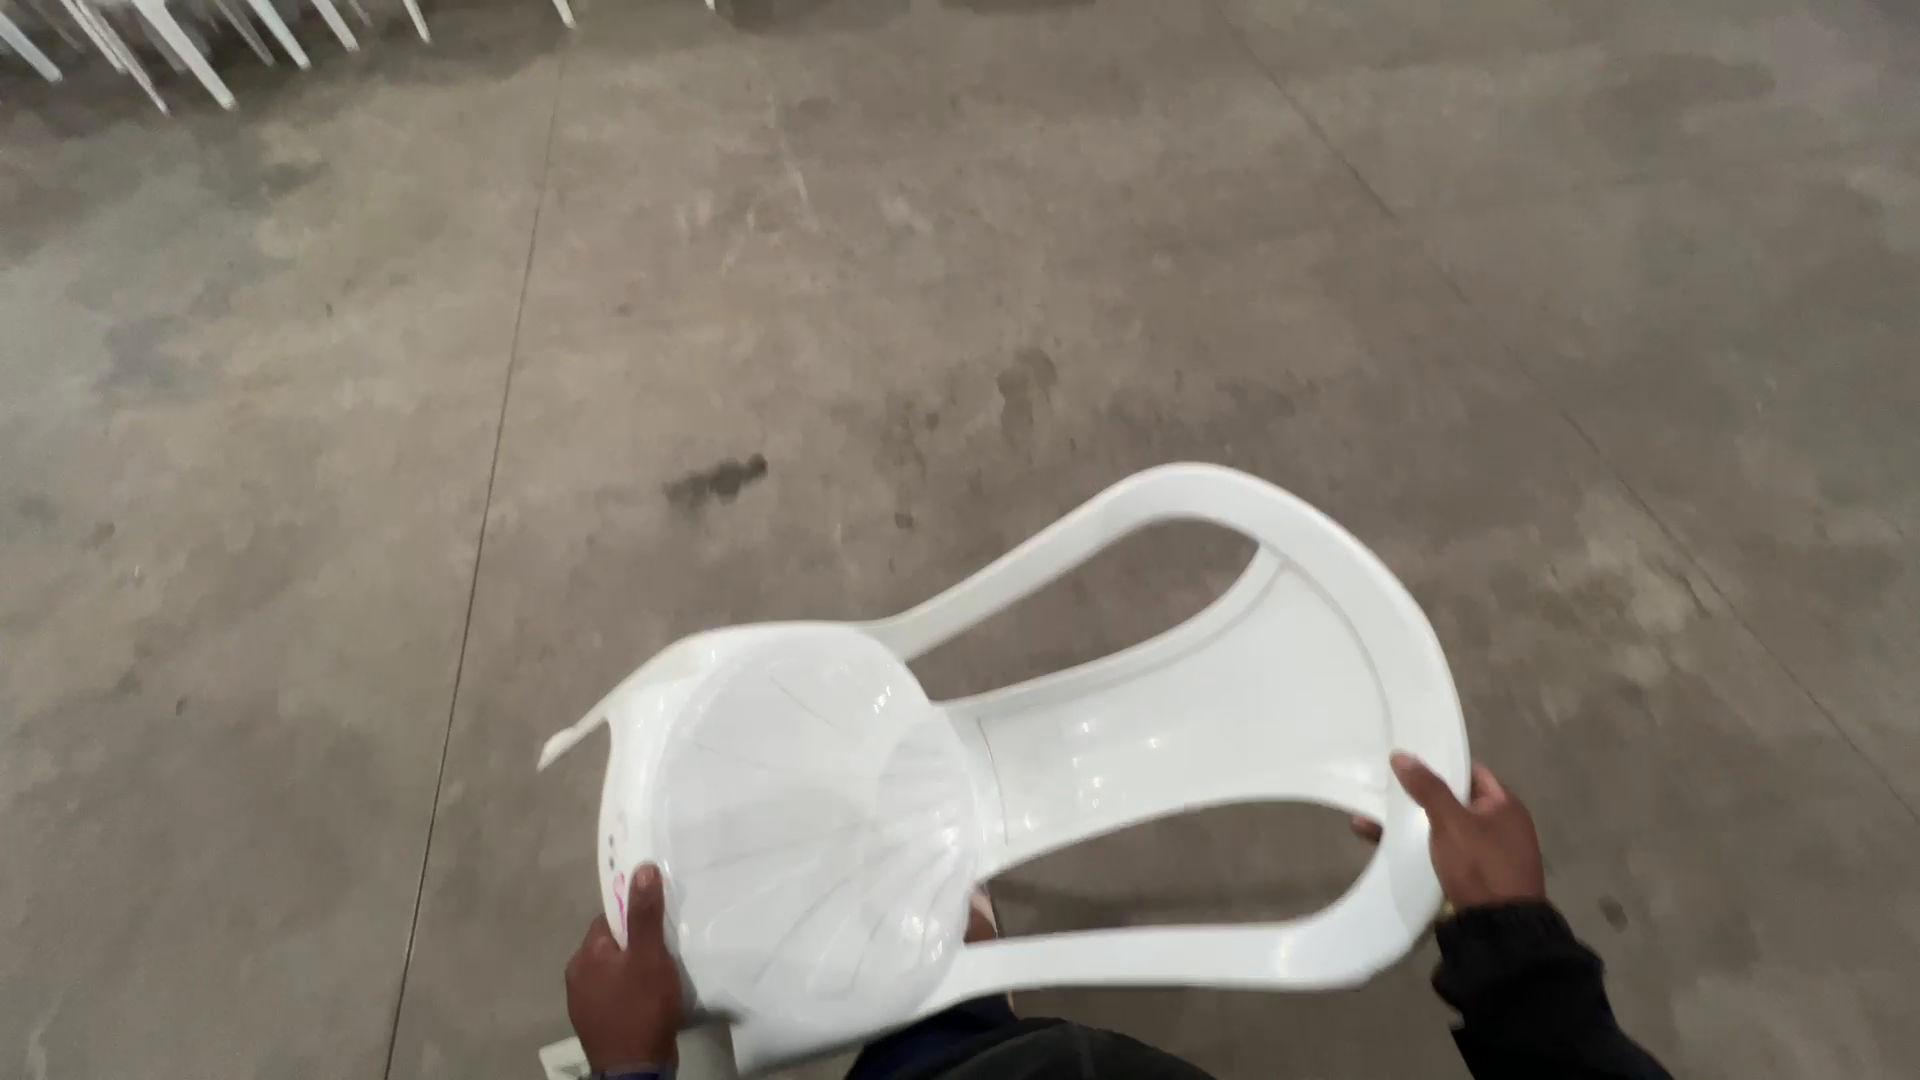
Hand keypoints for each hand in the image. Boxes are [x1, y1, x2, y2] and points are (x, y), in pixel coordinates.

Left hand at [565, 864, 684, 1070]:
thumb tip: (642, 868)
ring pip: (614, 966)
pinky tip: (651, 993)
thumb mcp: (650, 954)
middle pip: (612, 941)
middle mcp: (577, 975)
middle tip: (666, 945)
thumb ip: (645, 913)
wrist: (636, 1070)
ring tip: (661, 970)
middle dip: (638, 939)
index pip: (610, 916)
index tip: (660, 921)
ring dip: (635, 963)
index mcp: (585, 955)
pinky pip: (615, 989)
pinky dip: (631, 985)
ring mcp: (583, 1002)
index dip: (636, 914)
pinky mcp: (596, 1021)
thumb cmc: (642, 1006)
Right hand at [1351, 754, 1546, 910]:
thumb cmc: (1480, 865)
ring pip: (1435, 822)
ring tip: (1367, 808)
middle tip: (1383, 778)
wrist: (1496, 929)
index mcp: (1504, 807)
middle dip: (1415, 790)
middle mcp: (1495, 825)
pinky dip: (1406, 840)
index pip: (1471, 771)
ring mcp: (1479, 849)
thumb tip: (1402, 755)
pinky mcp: (1462, 870)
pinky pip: (1430, 845)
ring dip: (1404, 817)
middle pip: (1450, 796)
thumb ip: (1428, 787)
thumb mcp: (1452, 822)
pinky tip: (1369, 834)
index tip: (1408, 756)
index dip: (1441, 761)